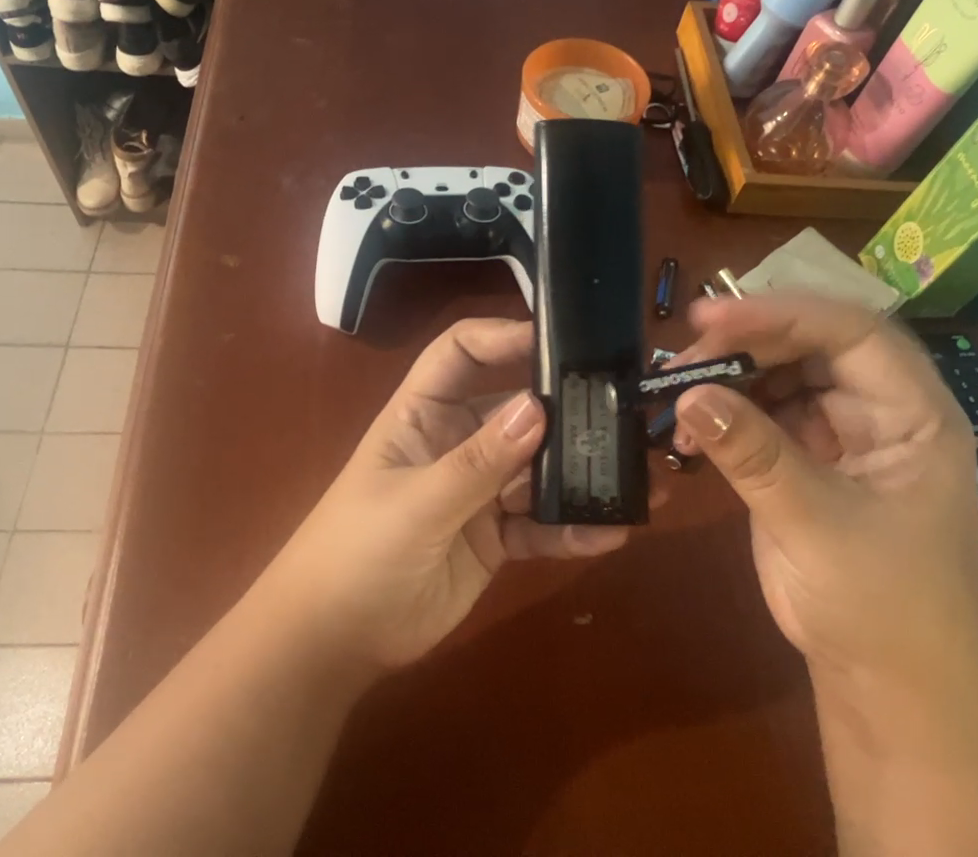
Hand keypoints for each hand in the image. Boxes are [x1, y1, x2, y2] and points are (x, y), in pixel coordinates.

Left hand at [257, 318, 630, 671]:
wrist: (336, 639)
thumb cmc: (358, 552)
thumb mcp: (417, 502)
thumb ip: (479, 461)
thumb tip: (538, 406)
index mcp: (422, 415)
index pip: (462, 354)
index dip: (505, 337)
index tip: (563, 341)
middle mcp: (456, 443)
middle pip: (517, 411)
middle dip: (567, 412)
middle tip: (629, 414)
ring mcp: (478, 492)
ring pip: (538, 470)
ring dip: (582, 475)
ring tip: (641, 480)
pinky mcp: (495, 539)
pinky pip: (541, 526)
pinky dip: (572, 530)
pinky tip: (610, 534)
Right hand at [669, 295, 977, 687]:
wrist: (887, 682)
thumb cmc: (879, 604)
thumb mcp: (815, 524)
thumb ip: (754, 454)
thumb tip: (689, 394)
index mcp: (915, 414)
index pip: (851, 333)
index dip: (781, 315)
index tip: (709, 319)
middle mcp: (881, 412)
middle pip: (811, 347)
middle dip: (745, 346)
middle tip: (679, 358)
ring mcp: (842, 436)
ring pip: (781, 378)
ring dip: (728, 381)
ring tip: (675, 397)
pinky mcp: (807, 463)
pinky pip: (762, 418)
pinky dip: (724, 417)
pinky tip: (688, 434)